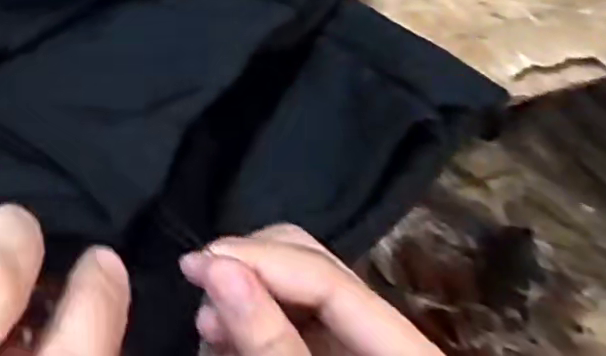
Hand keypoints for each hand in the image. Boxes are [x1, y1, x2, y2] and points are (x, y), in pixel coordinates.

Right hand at [178, 224, 440, 355]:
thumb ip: (269, 341)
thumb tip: (213, 264)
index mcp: (411, 349)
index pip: (326, 273)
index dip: (256, 259)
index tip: (193, 265)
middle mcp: (391, 336)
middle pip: (310, 264)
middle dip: (245, 270)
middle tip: (199, 290)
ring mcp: (362, 342)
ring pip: (294, 287)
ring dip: (240, 294)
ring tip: (206, 325)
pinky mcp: (335, 350)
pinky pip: (290, 314)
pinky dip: (248, 316)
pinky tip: (222, 334)